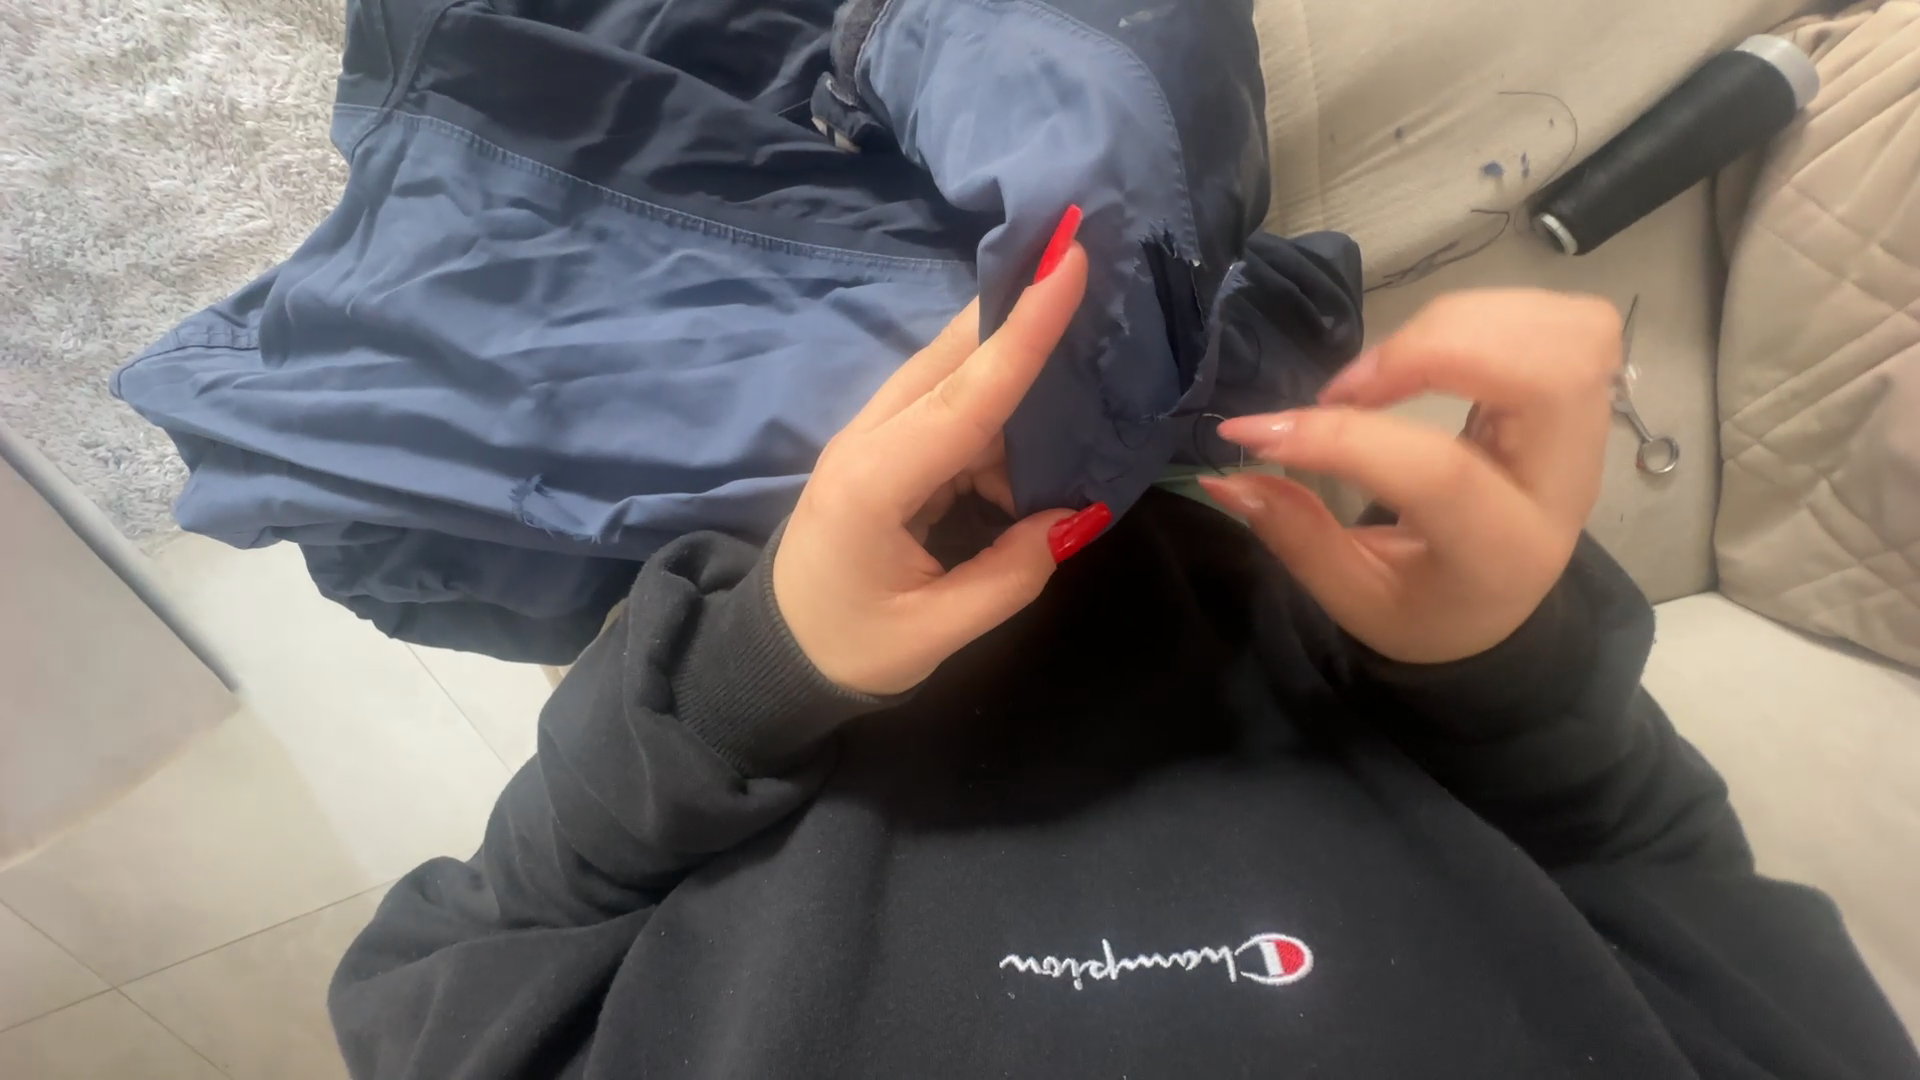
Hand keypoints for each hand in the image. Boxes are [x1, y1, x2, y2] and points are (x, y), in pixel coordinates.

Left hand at [774, 209, 1110, 695]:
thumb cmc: (848, 648)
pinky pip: (949, 414)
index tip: (1069, 260)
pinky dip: (998, 420)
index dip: (1023, 332)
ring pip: (952, 381)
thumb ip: (1011, 574)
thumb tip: (1075, 515)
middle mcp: (868, 442)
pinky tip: (1037, 442)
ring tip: (1082, 379)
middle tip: (1083, 267)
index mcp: (875, 485)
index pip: (963, 398)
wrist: (776, 651)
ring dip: (1014, 377)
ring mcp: (870, 440)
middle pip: (951, 361)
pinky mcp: (882, 451)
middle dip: (1016, 313)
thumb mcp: (936, 631)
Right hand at [1200, 290, 1620, 664]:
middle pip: (1547, 370)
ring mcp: (1584, 433)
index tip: (1251, 432)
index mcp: (1501, 550)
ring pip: (1568, 330)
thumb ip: (1292, 534)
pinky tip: (1424, 355)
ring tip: (1378, 374)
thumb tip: (1223, 477)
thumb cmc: (1419, 609)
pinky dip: (1484, 319)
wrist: (1499, 610)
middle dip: (1428, 351)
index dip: (1337, 438)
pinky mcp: (1577, 400)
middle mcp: (1564, 482)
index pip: (1436, 472)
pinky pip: (1563, 324)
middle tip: (1346, 390)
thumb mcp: (1348, 593)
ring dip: (1456, 327)